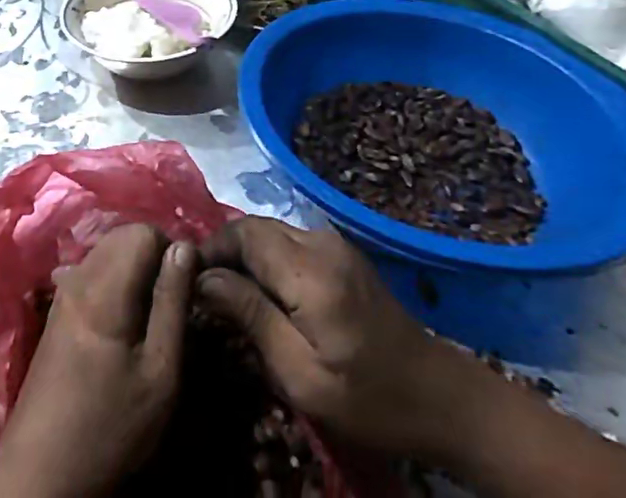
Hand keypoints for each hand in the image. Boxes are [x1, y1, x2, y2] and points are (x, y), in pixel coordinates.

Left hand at [0, 224, 196, 497]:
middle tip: (173, 301)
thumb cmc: (109, 426)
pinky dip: (117, 281)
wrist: (40, 471)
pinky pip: (94, 272)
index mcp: (102, 287)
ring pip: (108, 252)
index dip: (172, 250)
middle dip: (155, 256)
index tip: (189, 287)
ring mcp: (62, 293)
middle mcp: (77, 278)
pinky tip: (125, 323)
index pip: (143, 231)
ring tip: (153, 314)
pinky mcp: (57, 311)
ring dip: (136, 268)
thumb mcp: (159, 372)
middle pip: (123, 236)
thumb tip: (184, 247)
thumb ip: (172, 303)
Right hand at [196, 217, 488, 461]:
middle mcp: (321, 243)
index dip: (210, 248)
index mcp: (310, 270)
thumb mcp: (300, 372)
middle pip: (256, 228)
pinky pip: (291, 244)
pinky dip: (268, 260)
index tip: (186, 280)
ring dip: (245, 256)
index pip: (244, 233)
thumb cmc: (367, 397)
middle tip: (201, 291)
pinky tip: (262, 294)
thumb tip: (203, 279)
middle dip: (224, 251)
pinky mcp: (343, 256)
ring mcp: (336, 246)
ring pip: (273, 233)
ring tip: (226, 295)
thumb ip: (251, 316)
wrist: (439, 397)